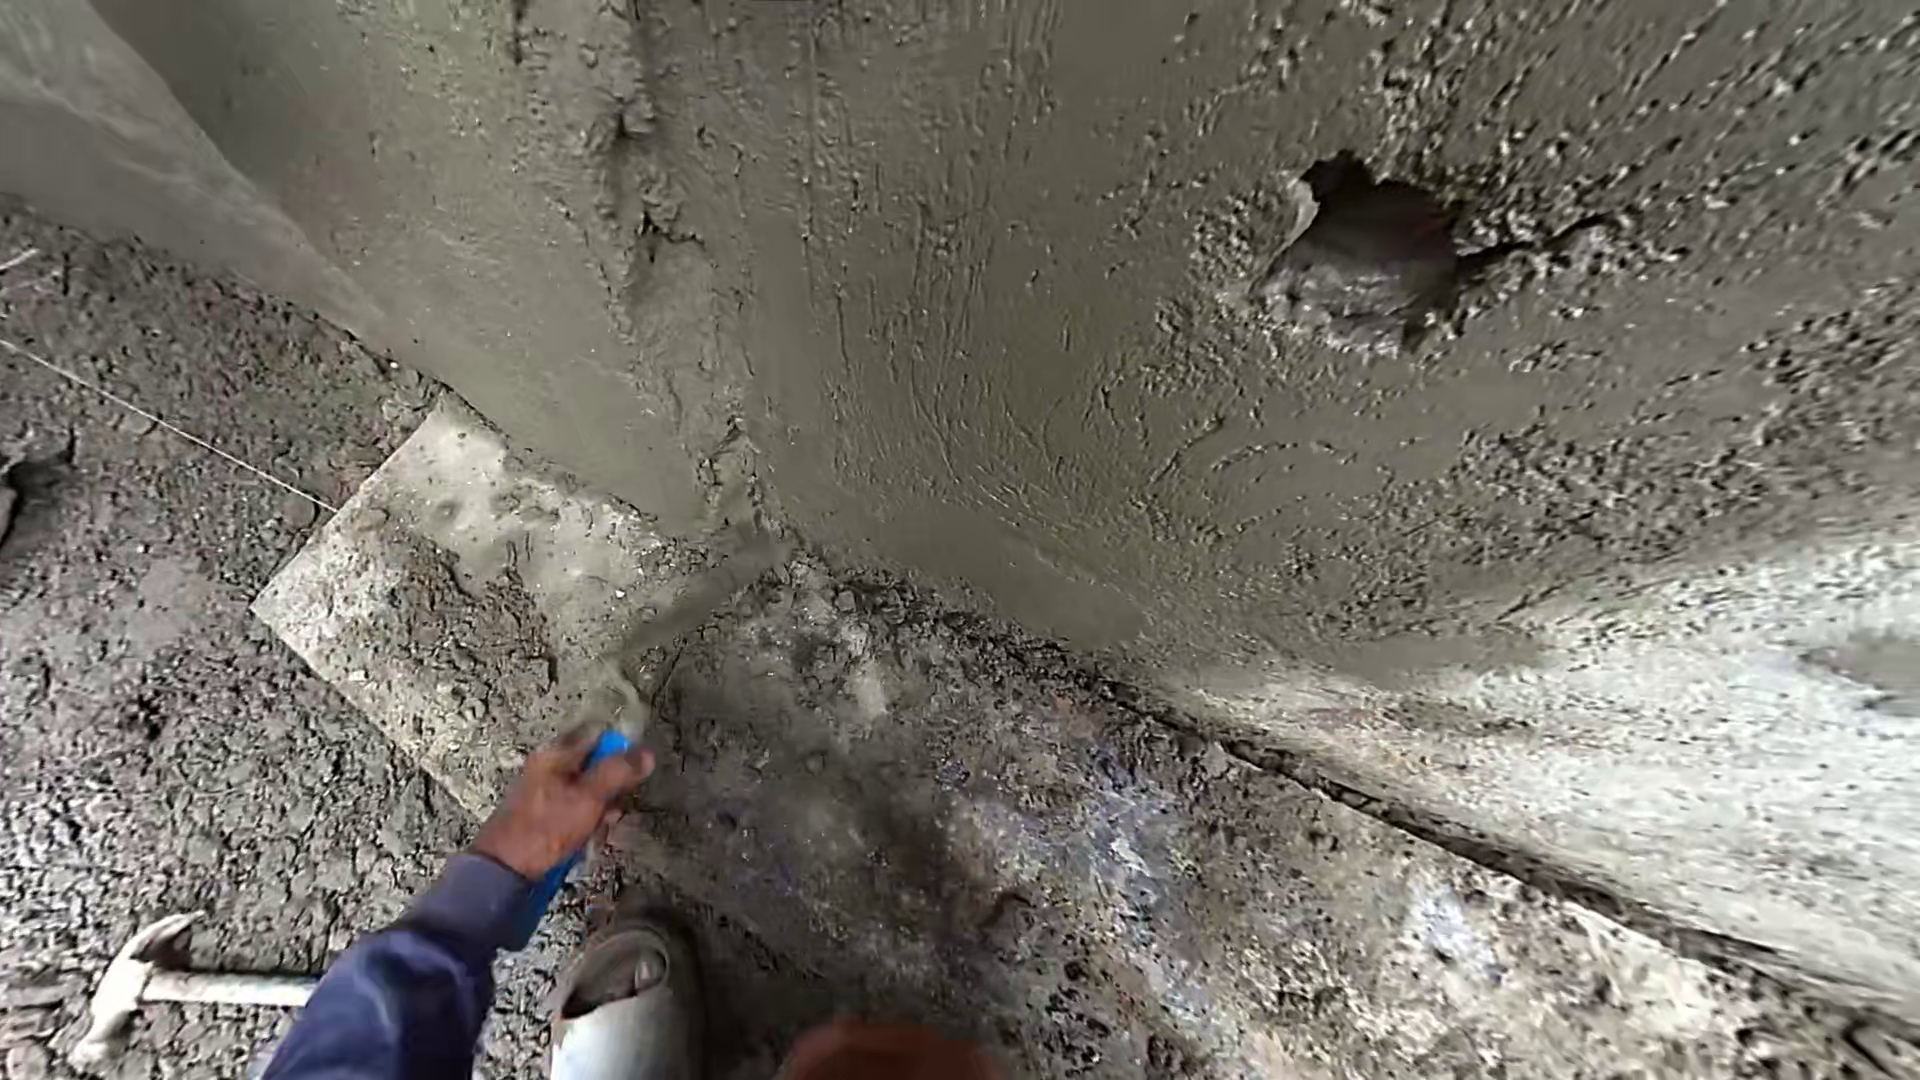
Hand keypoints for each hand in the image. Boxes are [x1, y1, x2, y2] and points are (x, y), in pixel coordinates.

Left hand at [471, 726, 656, 878]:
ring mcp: (546, 791)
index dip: (622, 747)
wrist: (503, 875)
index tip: (634, 766)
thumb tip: (647, 753)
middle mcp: (550, 766)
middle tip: (619, 799)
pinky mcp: (546, 814)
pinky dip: (590, 817)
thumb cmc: (545, 828)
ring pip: (591, 787)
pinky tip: (591, 833)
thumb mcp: (590, 796)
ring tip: (605, 821)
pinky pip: (579, 806)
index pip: (600, 734)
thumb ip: (620, 771)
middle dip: (614, 782)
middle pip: (598, 761)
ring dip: (605, 803)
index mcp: (556, 753)